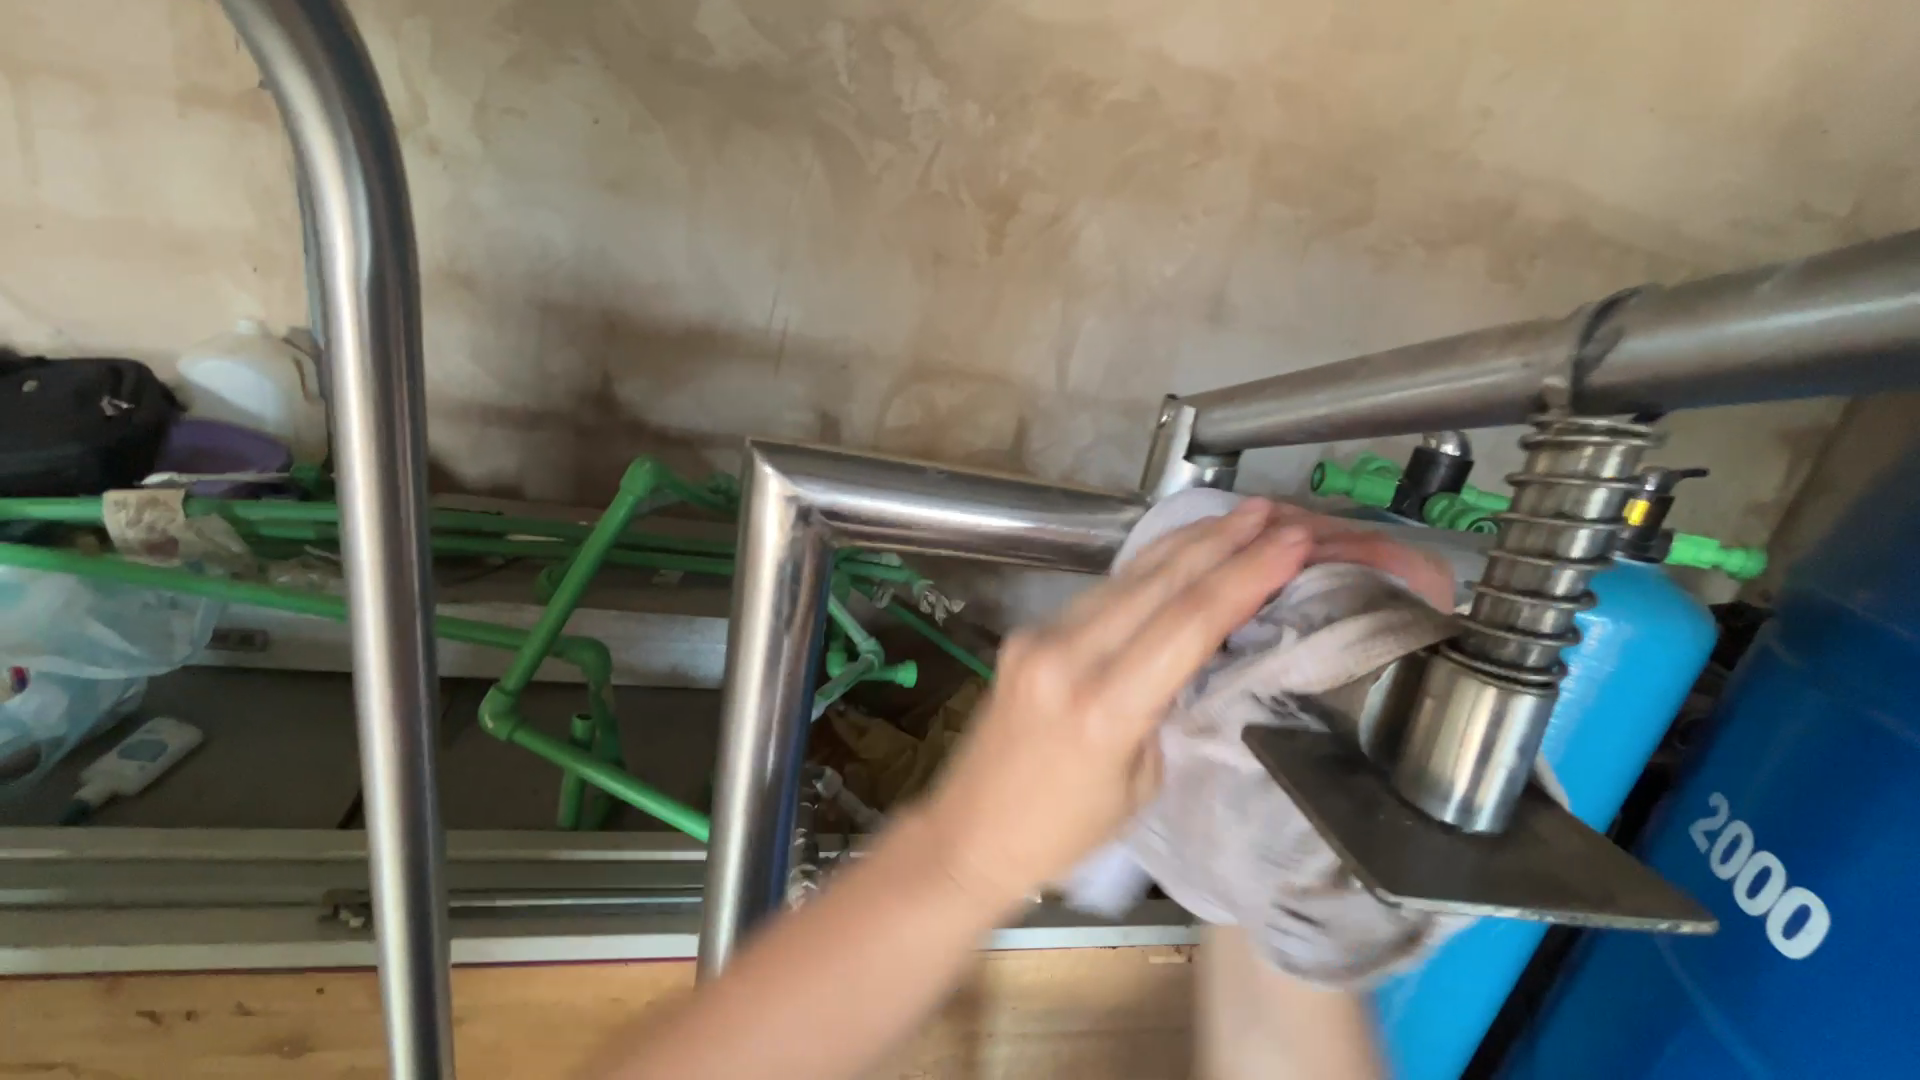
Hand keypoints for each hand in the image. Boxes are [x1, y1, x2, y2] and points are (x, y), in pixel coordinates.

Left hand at [916, 499, 1314, 907]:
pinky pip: (1100, 594)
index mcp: (1105, 708)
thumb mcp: (1144, 781)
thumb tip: (1199, 649)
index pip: (1189, 622)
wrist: (969, 832)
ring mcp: (1040, 637)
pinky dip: (1149, 570)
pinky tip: (1180, 554)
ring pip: (1128, 577)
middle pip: (1160, 582)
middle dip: (1224, 540)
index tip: (1295, 543)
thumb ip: (1169, 705)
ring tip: (1239, 518)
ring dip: (1188, 544)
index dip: (1247, 575)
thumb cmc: (1064, 833)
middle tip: (1277, 513)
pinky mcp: (1027, 633)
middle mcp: (1068, 657)